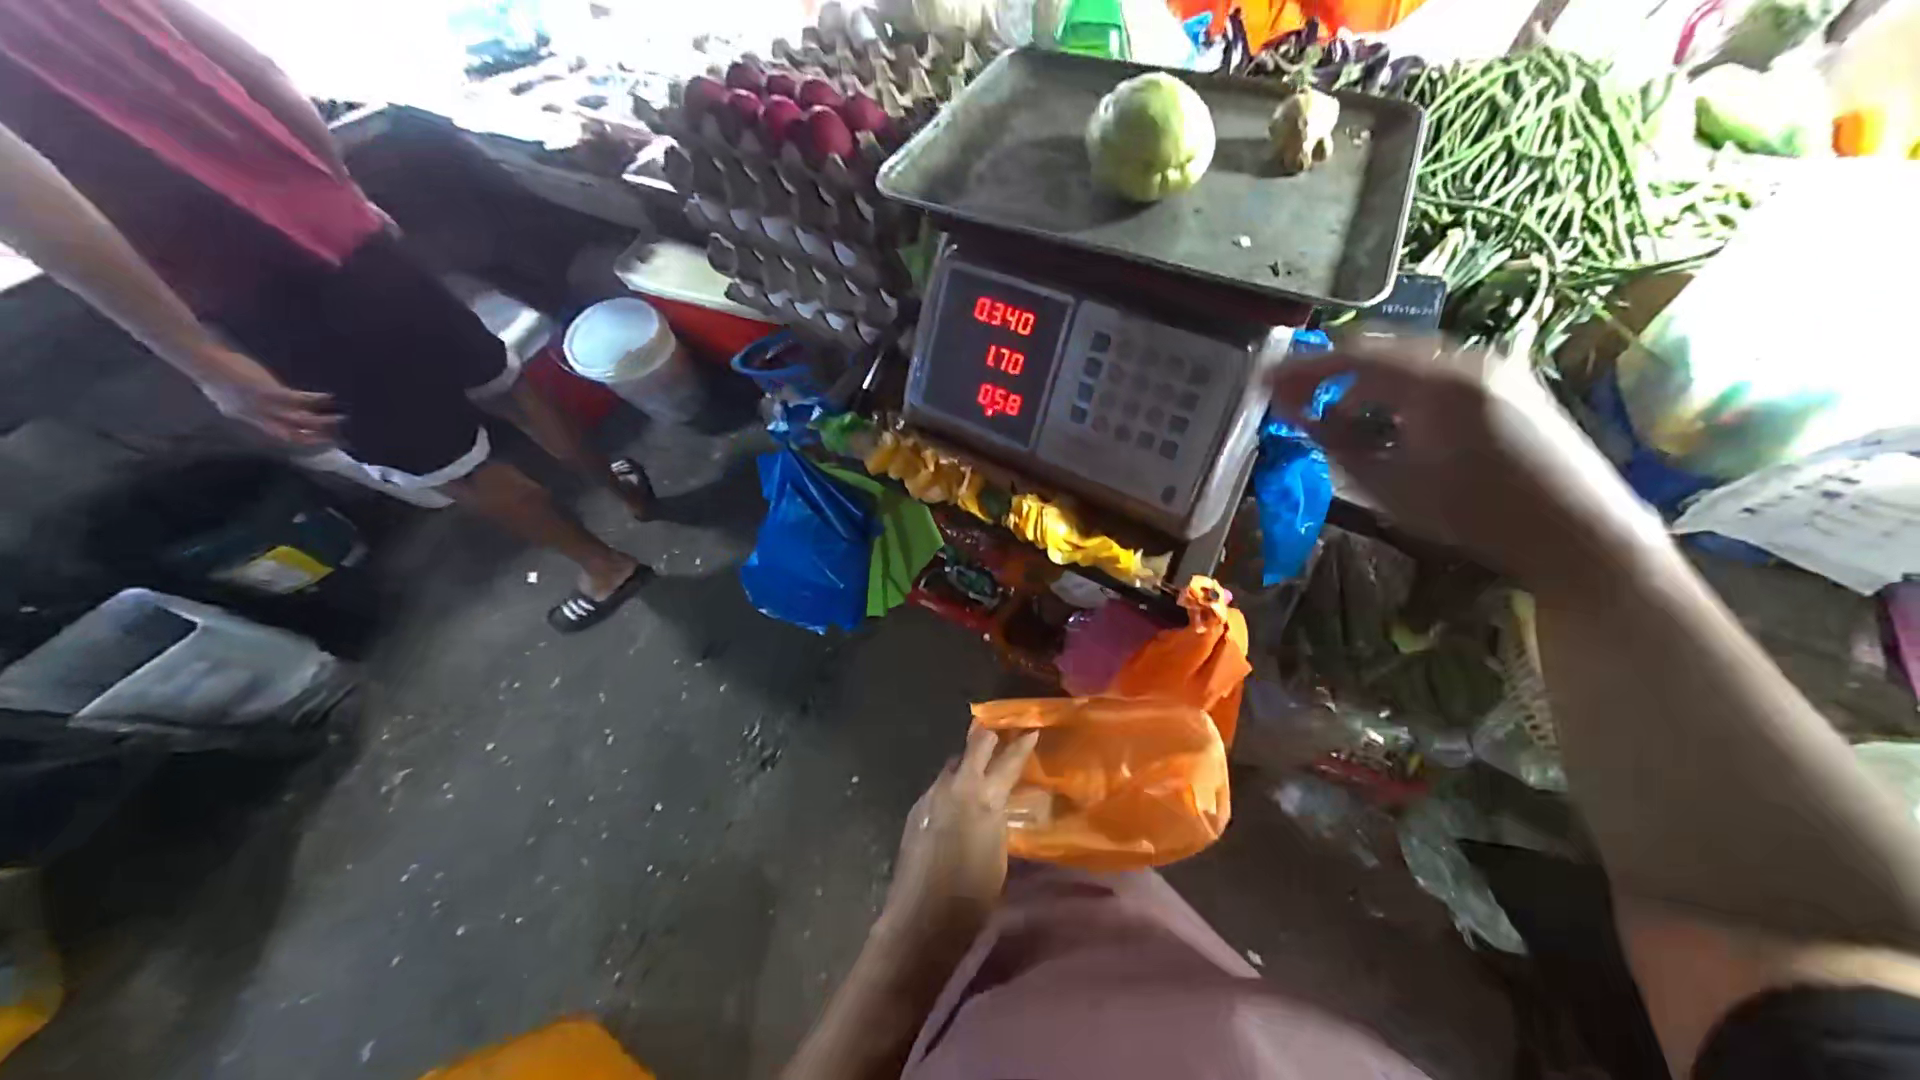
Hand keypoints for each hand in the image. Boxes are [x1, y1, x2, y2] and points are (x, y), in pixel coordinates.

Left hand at [195, 349, 340, 446]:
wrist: (199, 359)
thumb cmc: (210, 369)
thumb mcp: (225, 389)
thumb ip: (242, 397)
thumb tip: (257, 398)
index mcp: (242, 415)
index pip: (276, 433)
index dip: (299, 438)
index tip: (318, 438)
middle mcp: (255, 415)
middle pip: (291, 434)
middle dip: (314, 437)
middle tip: (335, 438)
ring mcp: (263, 405)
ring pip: (300, 420)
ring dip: (322, 421)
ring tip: (341, 418)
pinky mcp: (270, 393)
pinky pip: (300, 400)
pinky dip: (316, 399)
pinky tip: (328, 396)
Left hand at [878, 727, 1038, 949]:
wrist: (922, 917)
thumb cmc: (973, 895)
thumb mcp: (1000, 855)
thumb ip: (1000, 821)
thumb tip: (1003, 807)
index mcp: (985, 798)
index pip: (1008, 761)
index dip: (1022, 745)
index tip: (1031, 731)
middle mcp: (957, 787)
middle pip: (975, 745)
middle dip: (988, 739)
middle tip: (1000, 740)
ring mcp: (932, 795)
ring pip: (953, 764)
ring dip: (967, 763)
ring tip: (979, 772)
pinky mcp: (916, 808)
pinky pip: (939, 785)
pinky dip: (951, 786)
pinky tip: (955, 803)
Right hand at [1271, 333, 1668, 596]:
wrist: (1577, 532)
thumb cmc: (1473, 515)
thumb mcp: (1387, 484)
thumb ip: (1332, 441)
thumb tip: (1289, 411)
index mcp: (1436, 381)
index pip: (1351, 356)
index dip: (1301, 368)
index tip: (1264, 380)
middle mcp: (1467, 358)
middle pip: (1378, 350)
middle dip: (1327, 371)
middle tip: (1288, 395)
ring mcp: (1493, 366)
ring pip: (1405, 358)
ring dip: (1360, 380)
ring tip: (1328, 409)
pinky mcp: (1506, 382)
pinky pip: (1432, 370)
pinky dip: (1394, 386)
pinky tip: (1379, 414)